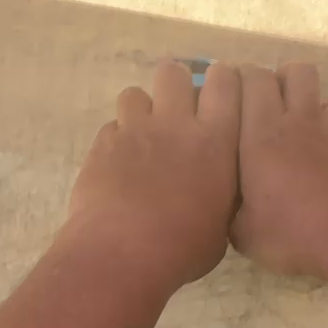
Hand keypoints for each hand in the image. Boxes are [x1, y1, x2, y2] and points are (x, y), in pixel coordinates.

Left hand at [61, 59, 240, 291]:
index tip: (221, 97)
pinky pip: (112, 127)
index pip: (225, 83)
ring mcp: (134, 131)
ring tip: (145, 138)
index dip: (223, 82)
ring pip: (135, 94)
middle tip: (178, 113)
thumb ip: (222, 191)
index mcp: (215, 141)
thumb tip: (218, 188)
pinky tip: (121, 165)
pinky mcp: (102, 145)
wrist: (122, 254)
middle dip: (176, 86)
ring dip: (142, 110)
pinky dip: (118, 139)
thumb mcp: (222, 222)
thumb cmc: (184, 248)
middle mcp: (175, 124)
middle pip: (173, 73)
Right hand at [231, 62, 327, 280]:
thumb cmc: (288, 233)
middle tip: (273, 105)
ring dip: (324, 110)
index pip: (254, 78)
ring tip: (313, 133)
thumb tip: (229, 205)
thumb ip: (232, 207)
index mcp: (263, 133)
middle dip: (285, 79)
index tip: (234, 94)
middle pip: (299, 72)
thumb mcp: (241, 231)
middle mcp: (303, 123)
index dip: (243, 77)